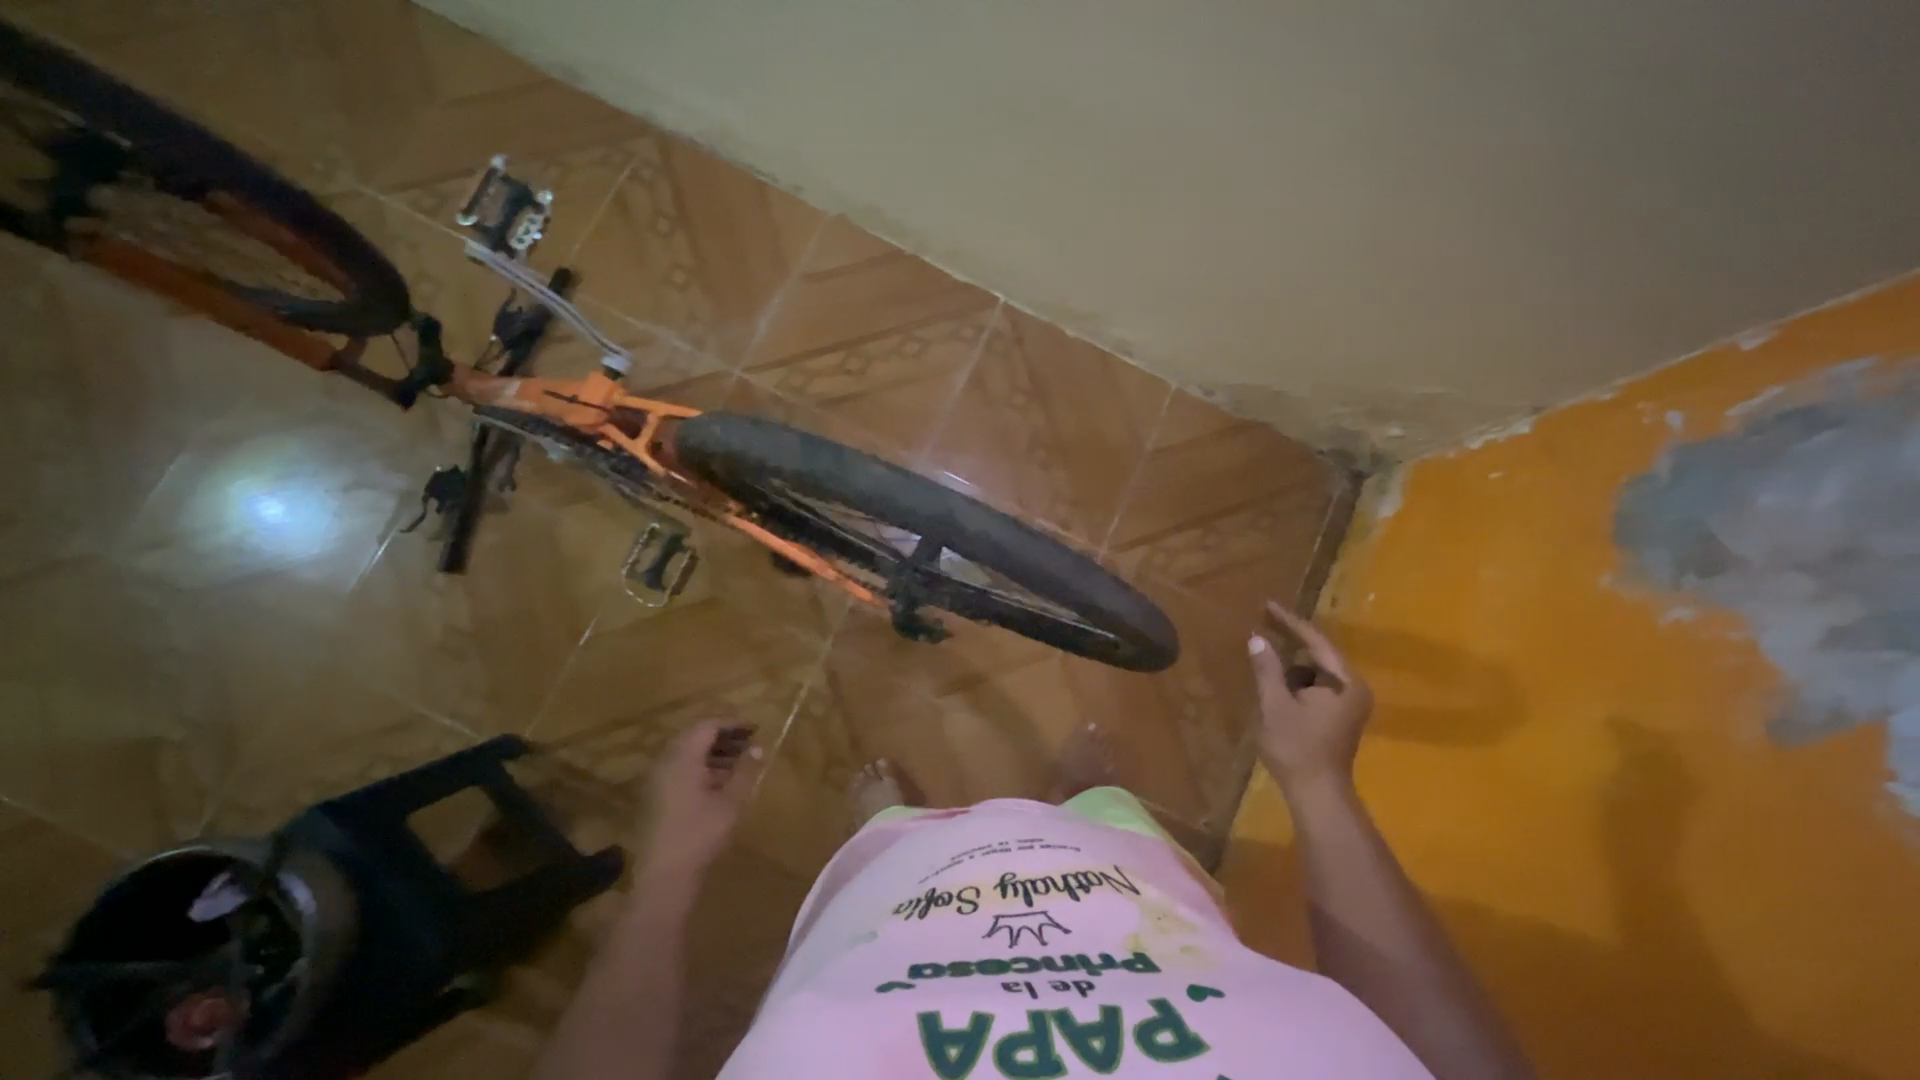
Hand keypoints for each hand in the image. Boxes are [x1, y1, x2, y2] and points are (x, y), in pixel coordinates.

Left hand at [637, 720, 760, 886]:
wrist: (664, 875)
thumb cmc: (701, 834)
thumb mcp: (731, 802)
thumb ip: (745, 771)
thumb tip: (757, 748)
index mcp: (682, 757)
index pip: (708, 726)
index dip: (733, 723)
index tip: (755, 728)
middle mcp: (665, 761)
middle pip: (694, 735)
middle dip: (723, 736)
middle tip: (749, 742)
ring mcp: (657, 779)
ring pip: (686, 752)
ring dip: (712, 751)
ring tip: (739, 760)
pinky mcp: (655, 795)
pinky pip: (679, 768)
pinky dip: (700, 765)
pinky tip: (719, 780)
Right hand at [1249, 601, 1373, 798]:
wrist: (1318, 794)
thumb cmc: (1297, 748)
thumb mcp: (1276, 705)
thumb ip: (1267, 669)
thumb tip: (1257, 638)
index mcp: (1345, 683)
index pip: (1316, 642)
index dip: (1289, 623)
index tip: (1266, 606)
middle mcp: (1354, 689)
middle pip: (1319, 656)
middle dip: (1290, 641)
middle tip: (1263, 622)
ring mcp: (1350, 705)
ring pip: (1316, 674)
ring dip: (1291, 665)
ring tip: (1265, 654)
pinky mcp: (1340, 718)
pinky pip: (1316, 688)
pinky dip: (1296, 682)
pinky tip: (1276, 682)